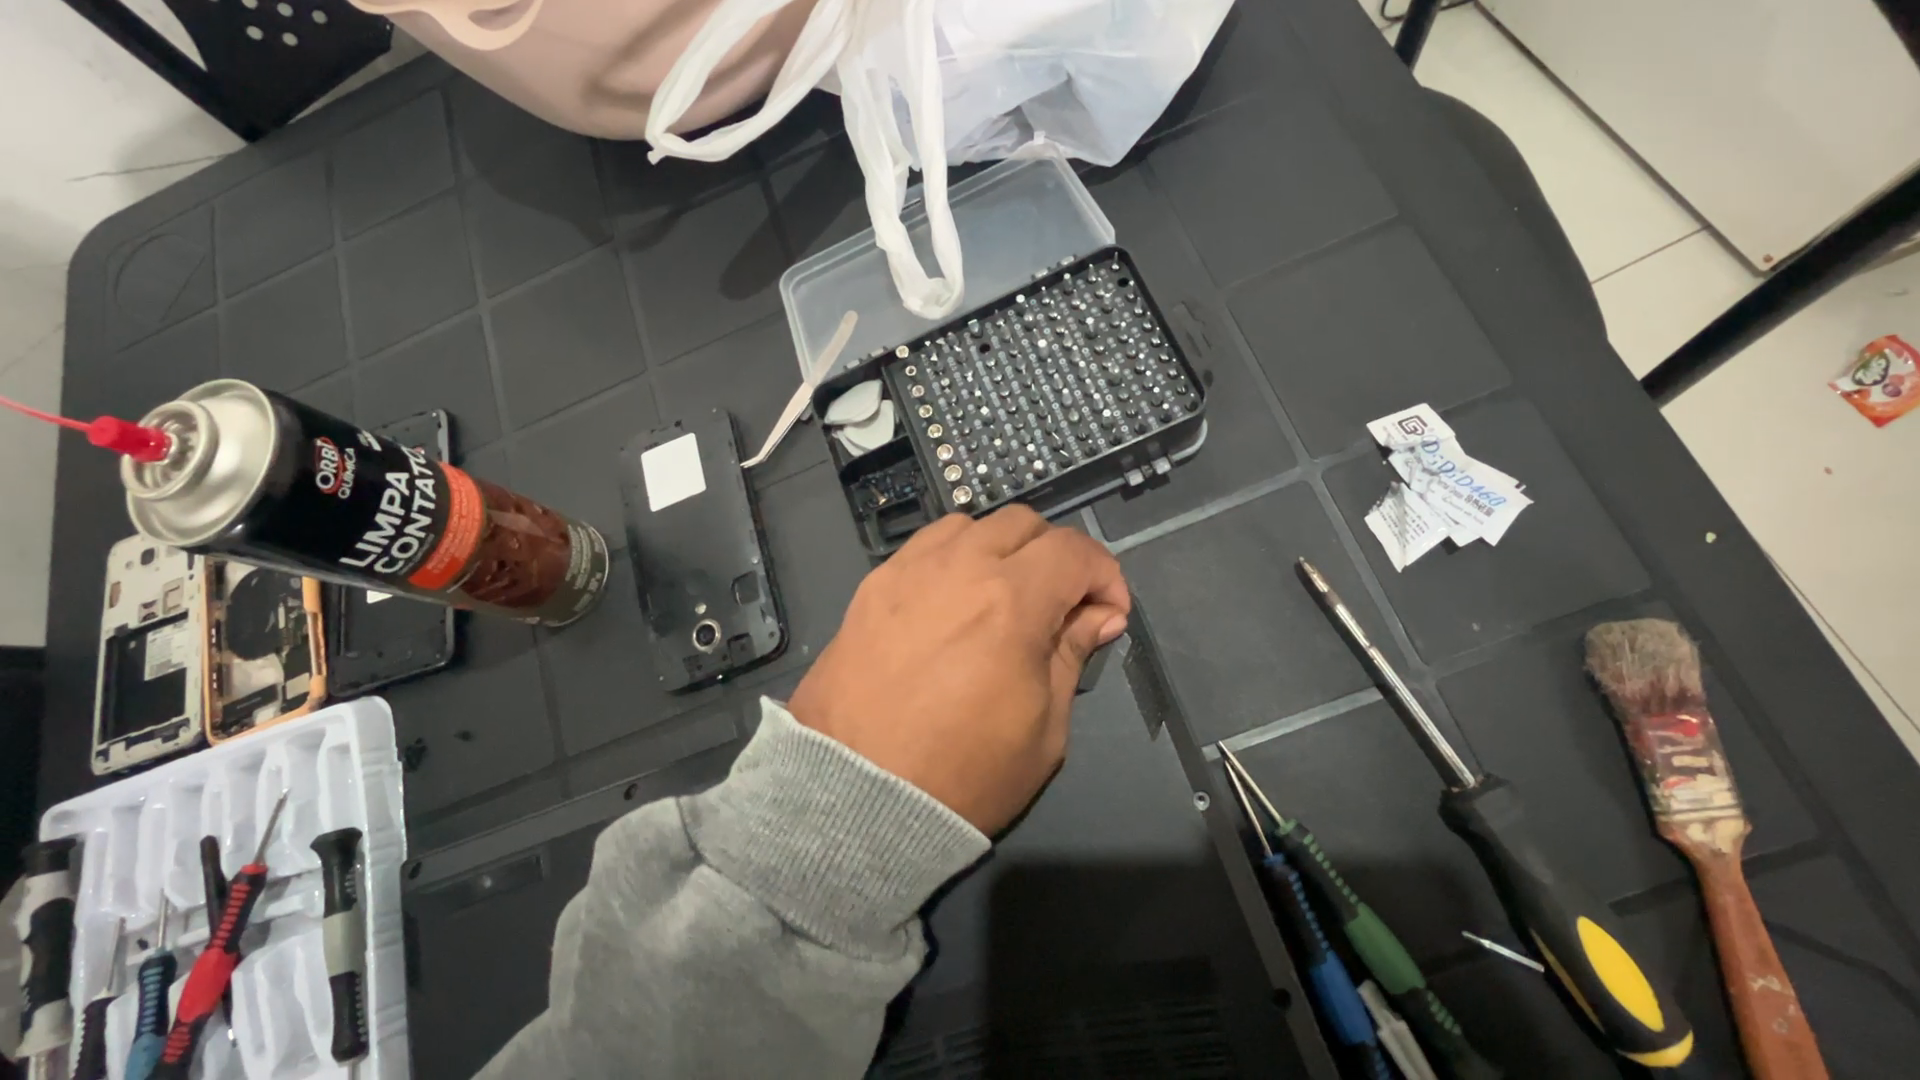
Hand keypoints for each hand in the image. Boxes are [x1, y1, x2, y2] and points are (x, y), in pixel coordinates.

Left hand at [788, 507, 1129, 833]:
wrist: (854, 798)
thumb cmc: (962, 774)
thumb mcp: (1044, 729)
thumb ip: (1071, 655)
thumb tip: (1098, 615)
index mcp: (1009, 600)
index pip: (1073, 551)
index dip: (1105, 575)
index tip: (1108, 612)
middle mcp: (957, 568)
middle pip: (1023, 524)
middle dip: (1056, 555)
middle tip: (1061, 604)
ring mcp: (906, 572)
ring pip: (968, 526)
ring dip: (1000, 550)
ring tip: (1003, 598)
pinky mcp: (870, 589)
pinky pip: (922, 549)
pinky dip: (953, 560)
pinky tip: (952, 604)